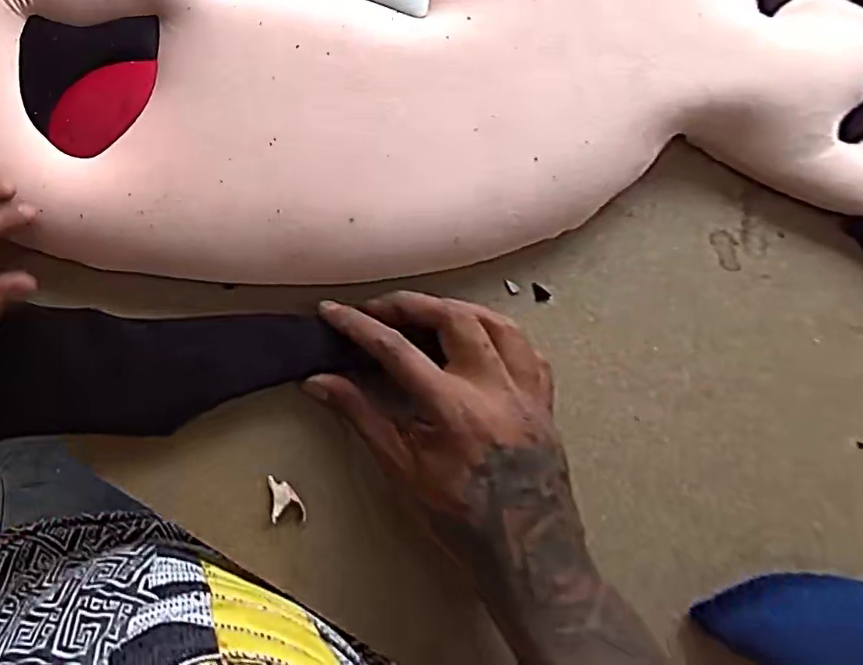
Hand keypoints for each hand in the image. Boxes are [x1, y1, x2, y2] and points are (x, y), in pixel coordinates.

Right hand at [305, 292, 663, 664]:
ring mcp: (527, 398)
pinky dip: (495, 332)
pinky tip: (472, 336)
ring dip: (455, 309)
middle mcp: (496, 395)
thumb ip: (359, 414)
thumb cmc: (465, 518)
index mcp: (456, 412)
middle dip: (409, 304)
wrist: (532, 558)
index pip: (396, 348)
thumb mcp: (399, 466)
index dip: (357, 324)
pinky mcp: (544, 405)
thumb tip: (318, 382)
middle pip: (454, 319)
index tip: (333, 312)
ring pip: (498, 324)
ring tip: (424, 311)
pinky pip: (527, 350)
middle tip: (378, 307)